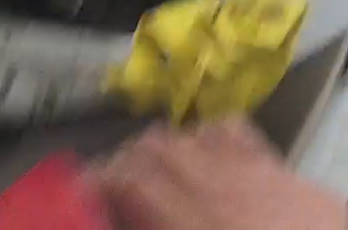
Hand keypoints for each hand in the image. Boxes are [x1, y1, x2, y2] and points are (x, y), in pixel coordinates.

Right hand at [93, 119, 347, 229]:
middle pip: (152, 149)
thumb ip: (167, 222)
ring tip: (147, 172)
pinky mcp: (269, 159)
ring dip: (157, 148)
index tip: (79, 193)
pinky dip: (202, 134)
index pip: (134, 181)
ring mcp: (243, 165)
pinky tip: (199, 152)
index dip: (99, 180)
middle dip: (121, 163)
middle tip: (108, 190)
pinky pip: (225, 128)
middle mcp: (212, 184)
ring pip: (184, 133)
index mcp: (194, 219)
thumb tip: (140, 216)